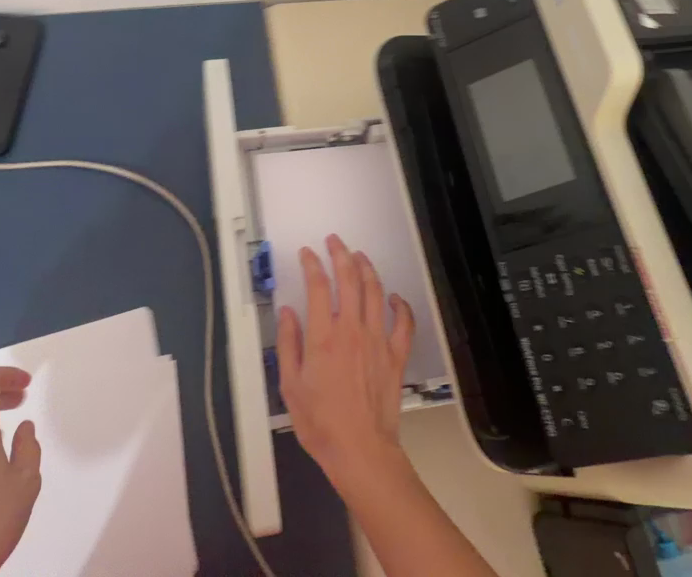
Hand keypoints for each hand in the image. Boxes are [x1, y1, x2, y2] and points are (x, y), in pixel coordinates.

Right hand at [277, 234, 415, 491]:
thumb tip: (287, 312)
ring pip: (376, 292)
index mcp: (324, 336)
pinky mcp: (396, 355)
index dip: (312, 264)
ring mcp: (378, 340)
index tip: (307, 253)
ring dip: (367, 269)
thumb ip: (288, 343)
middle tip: (335, 242)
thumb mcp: (290, 385)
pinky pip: (403, 322)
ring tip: (359, 257)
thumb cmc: (320, 422)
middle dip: (341, 254)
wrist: (360, 450)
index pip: (318, 286)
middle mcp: (353, 330)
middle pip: (350, 279)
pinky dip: (400, 304)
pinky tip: (393, 297)